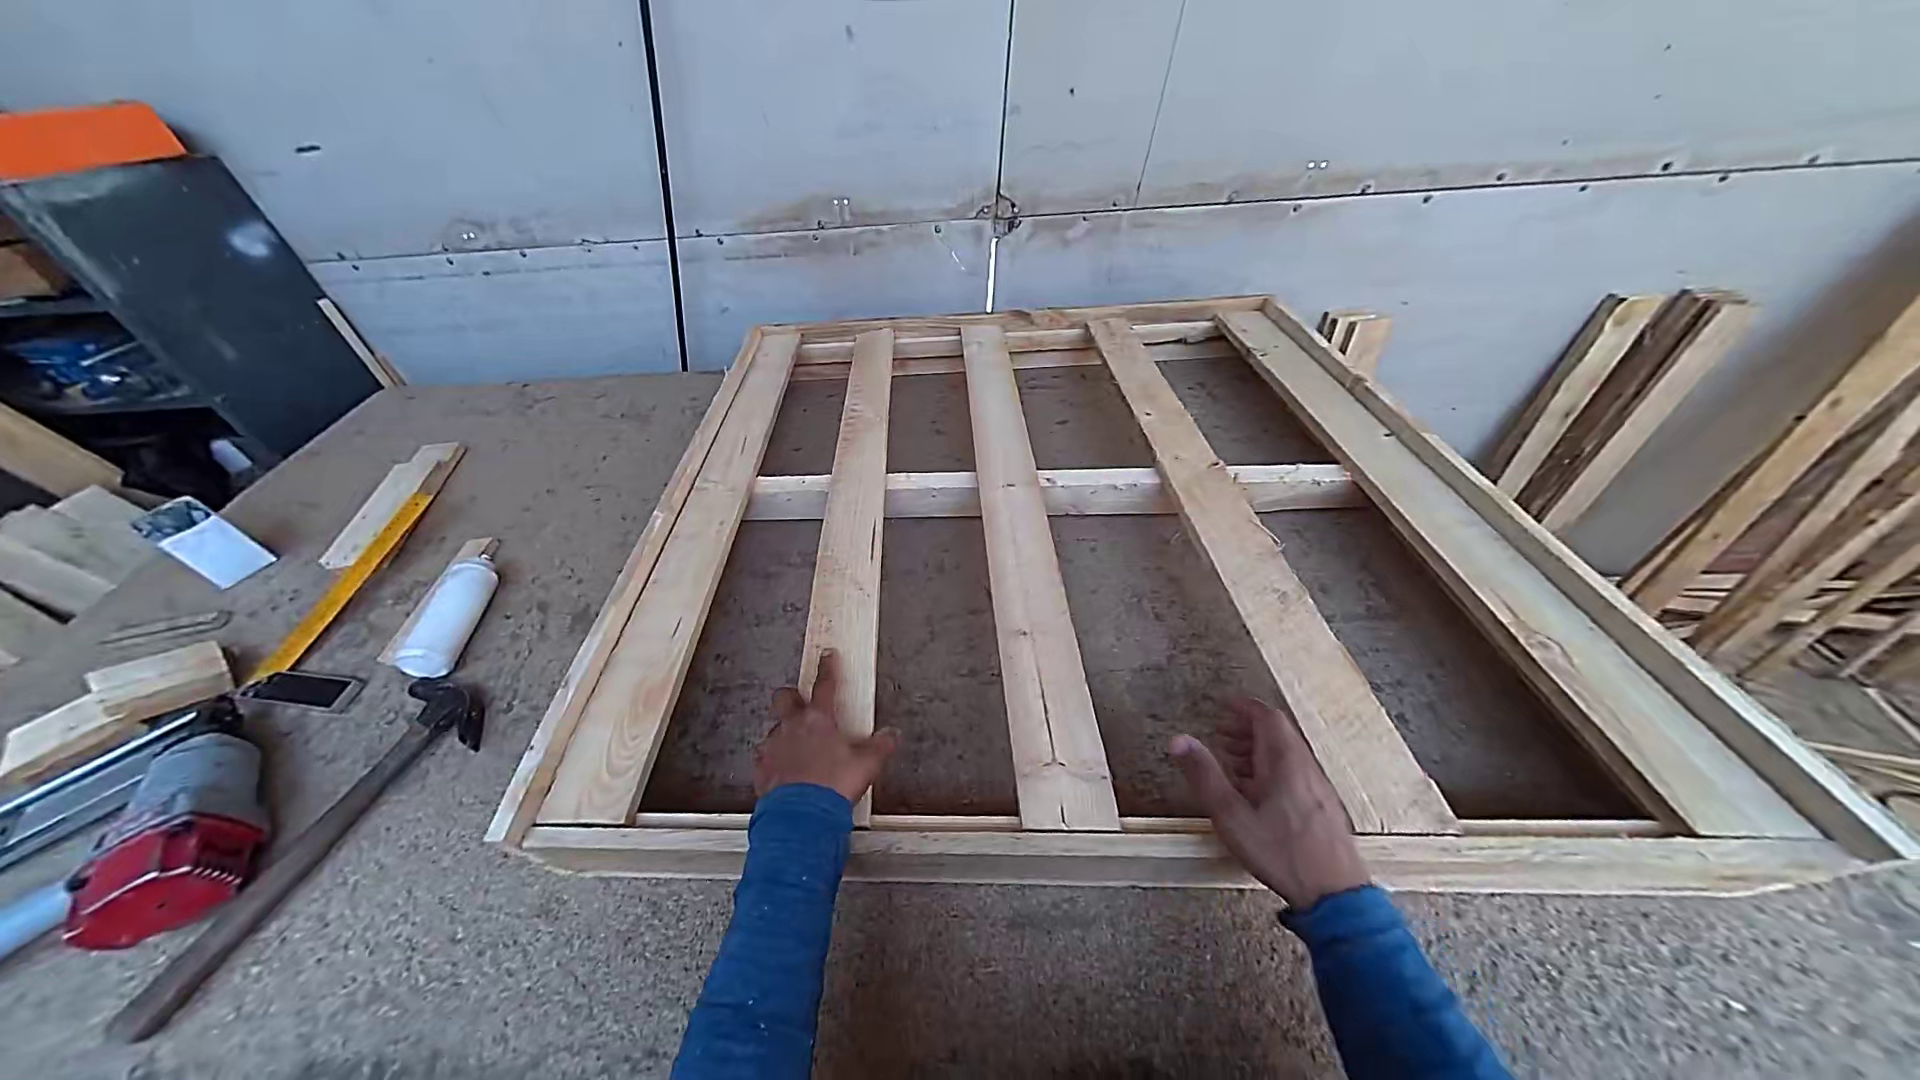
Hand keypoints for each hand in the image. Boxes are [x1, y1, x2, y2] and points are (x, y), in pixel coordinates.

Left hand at [755, 650, 899, 802]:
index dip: (828, 668)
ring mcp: (774, 747)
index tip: (828, 657)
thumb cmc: (831, 787)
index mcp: (819, 719)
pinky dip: (772, 757)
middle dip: (792, 695)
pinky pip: (764, 755)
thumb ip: (880, 746)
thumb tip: (890, 736)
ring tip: (794, 741)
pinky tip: (782, 766)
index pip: (825, 684)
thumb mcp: (867, 764)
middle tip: (800, 700)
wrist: (802, 817)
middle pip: (785, 697)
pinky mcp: (762, 769)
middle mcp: (793, 727)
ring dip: (783, 730)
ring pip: (773, 727)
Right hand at [1169, 697, 1370, 908]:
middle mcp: (1305, 769)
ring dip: (1258, 749)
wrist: (1335, 897)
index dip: (1244, 707)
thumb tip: (1180, 741)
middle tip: (1223, 735)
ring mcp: (1317, 789)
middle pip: (1278, 734)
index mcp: (1285, 763)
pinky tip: (1256, 793)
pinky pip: (1295, 773)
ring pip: (1287, 754)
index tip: (1225, 705)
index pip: (1267, 717)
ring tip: (1233, 763)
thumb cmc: (1282, 854)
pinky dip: (1272, 769)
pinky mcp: (1322, 808)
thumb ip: (1204, 775)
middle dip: (1247, 728)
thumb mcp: (1231, 815)